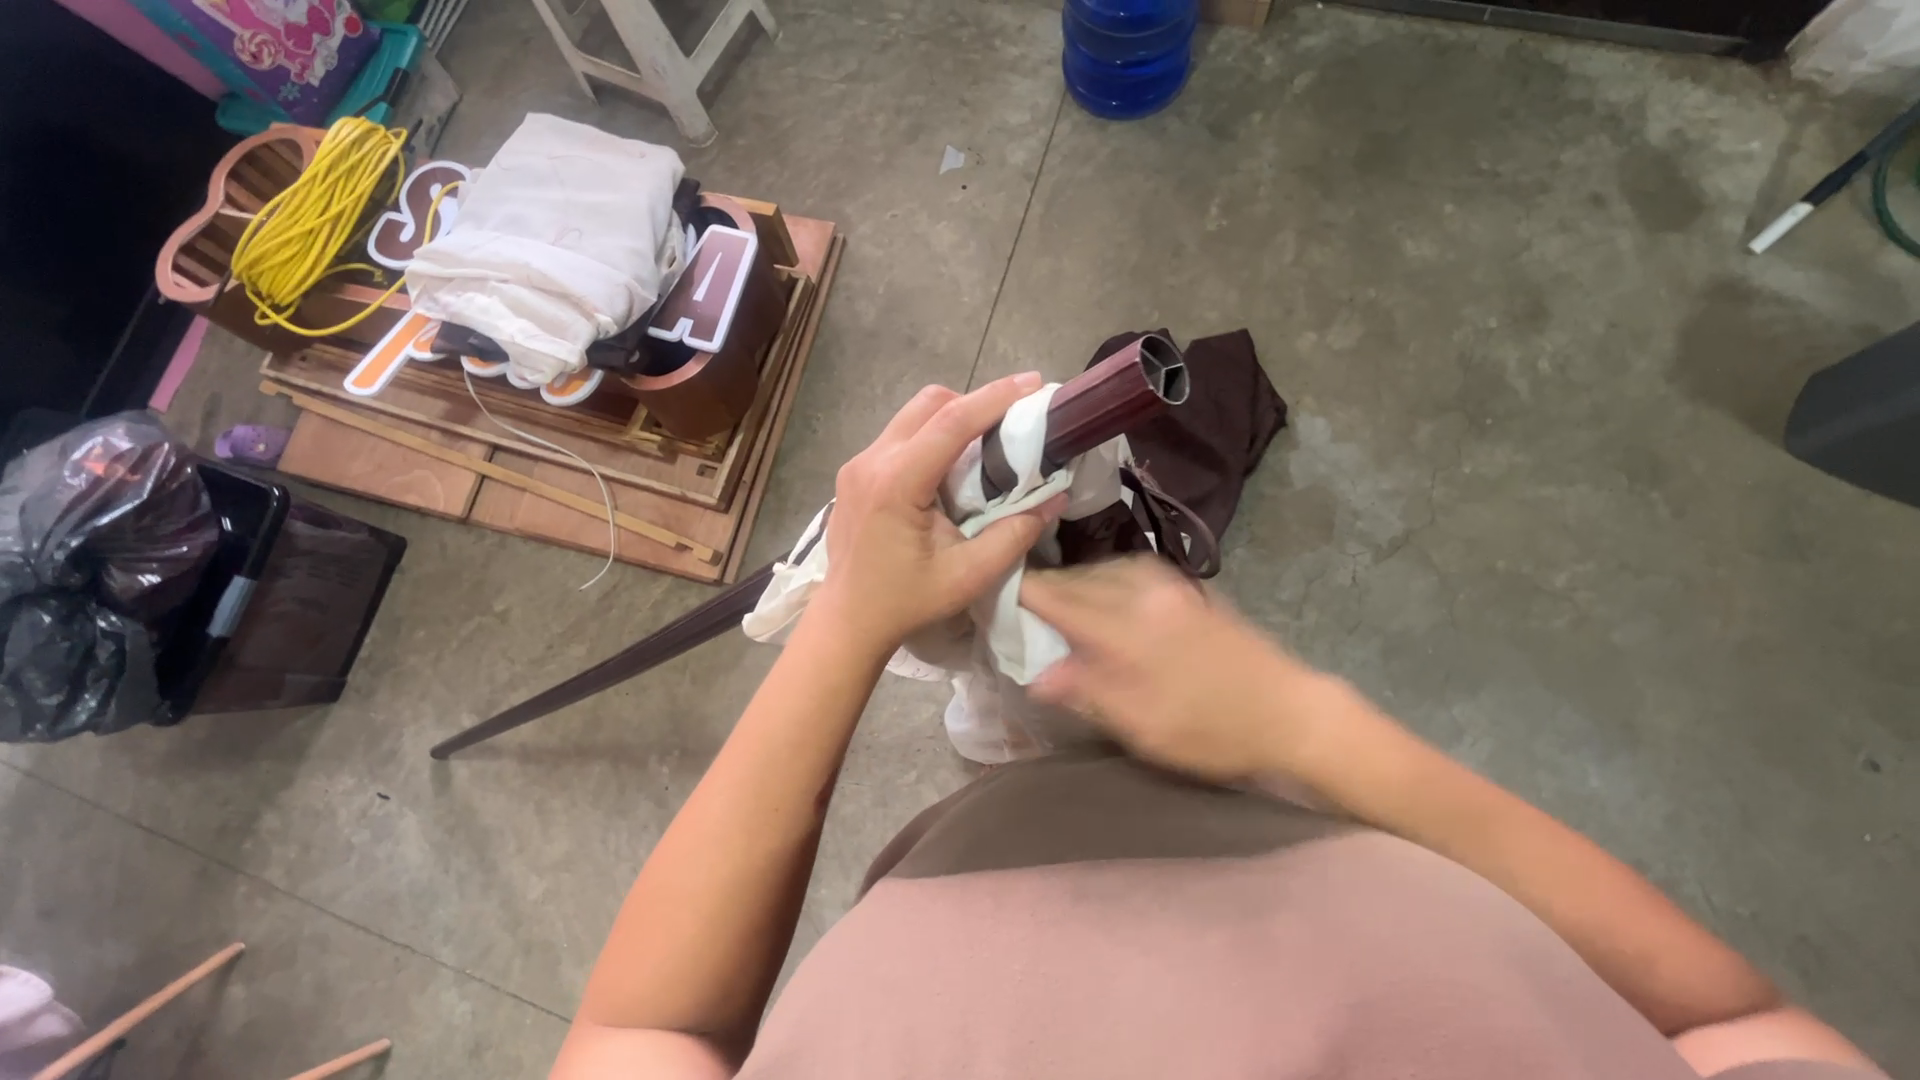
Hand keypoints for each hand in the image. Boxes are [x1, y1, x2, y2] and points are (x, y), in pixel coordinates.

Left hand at [814, 373, 1064, 652]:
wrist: (848, 620)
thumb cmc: (907, 601)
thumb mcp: (969, 576)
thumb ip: (1015, 534)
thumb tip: (1055, 496)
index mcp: (896, 483)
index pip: (951, 422)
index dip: (996, 397)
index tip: (1033, 383)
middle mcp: (871, 461)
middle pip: (929, 403)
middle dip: (974, 402)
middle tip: (1012, 419)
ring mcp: (857, 464)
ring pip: (911, 415)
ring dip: (951, 418)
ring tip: (985, 442)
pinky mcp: (854, 472)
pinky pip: (898, 435)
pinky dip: (930, 436)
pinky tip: (950, 466)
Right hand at [1020, 557, 1341, 782]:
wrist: (1293, 713)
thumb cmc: (1214, 732)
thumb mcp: (1144, 728)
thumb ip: (1088, 692)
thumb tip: (1037, 674)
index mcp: (1129, 628)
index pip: (1057, 597)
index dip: (1020, 594)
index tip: (994, 599)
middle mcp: (1147, 593)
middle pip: (1078, 579)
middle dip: (1045, 591)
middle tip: (1020, 611)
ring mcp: (1172, 587)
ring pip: (1105, 571)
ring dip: (1076, 585)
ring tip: (1058, 608)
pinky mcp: (1190, 590)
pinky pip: (1132, 571)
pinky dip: (1106, 582)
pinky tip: (1103, 600)